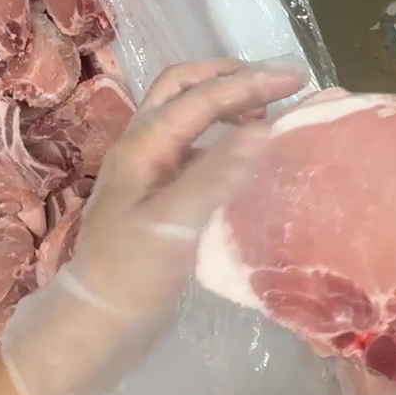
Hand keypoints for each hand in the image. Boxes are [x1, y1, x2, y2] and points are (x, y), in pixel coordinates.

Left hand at [2, 60, 307, 394]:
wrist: (99, 318)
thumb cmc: (132, 273)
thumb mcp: (173, 225)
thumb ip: (215, 176)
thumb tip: (262, 129)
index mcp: (141, 145)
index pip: (198, 98)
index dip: (247, 83)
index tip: (296, 78)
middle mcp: (141, 145)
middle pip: (182, 87)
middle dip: (230, 76)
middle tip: (279, 81)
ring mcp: (148, 165)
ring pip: (185, 112)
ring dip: (225, 100)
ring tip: (269, 108)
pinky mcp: (158, 188)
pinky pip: (193, 142)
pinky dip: (223, 132)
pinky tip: (248, 149)